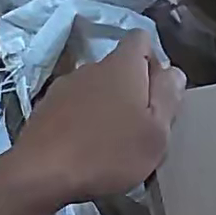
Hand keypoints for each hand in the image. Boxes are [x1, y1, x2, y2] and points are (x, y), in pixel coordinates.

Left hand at [8, 29, 185, 203]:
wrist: (42, 174)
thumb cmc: (108, 153)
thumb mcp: (156, 132)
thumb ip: (169, 97)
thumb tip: (173, 72)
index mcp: (122, 66)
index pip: (142, 41)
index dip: (155, 63)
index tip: (158, 97)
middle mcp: (91, 67)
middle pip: (119, 69)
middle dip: (131, 93)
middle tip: (139, 130)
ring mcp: (63, 87)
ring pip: (94, 91)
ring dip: (105, 110)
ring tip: (110, 145)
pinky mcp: (45, 110)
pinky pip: (73, 110)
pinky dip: (82, 123)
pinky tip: (84, 151)